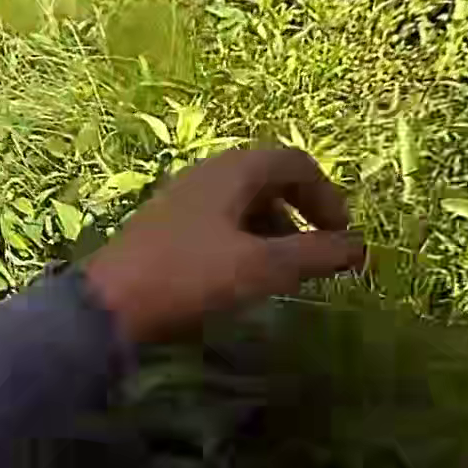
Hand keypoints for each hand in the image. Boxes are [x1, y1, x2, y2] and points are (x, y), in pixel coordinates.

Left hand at [82, 147, 364, 341]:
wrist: (108, 303)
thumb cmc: (187, 277)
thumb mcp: (259, 267)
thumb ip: (313, 255)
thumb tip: (359, 249)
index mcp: (231, 171)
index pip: (295, 163)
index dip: (327, 197)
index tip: (339, 237)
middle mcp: (204, 175)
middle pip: (267, 181)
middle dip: (299, 215)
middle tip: (312, 254)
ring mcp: (179, 200)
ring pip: (239, 204)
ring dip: (269, 232)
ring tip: (277, 271)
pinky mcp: (162, 227)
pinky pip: (215, 223)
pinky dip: (239, 242)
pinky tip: (236, 275)